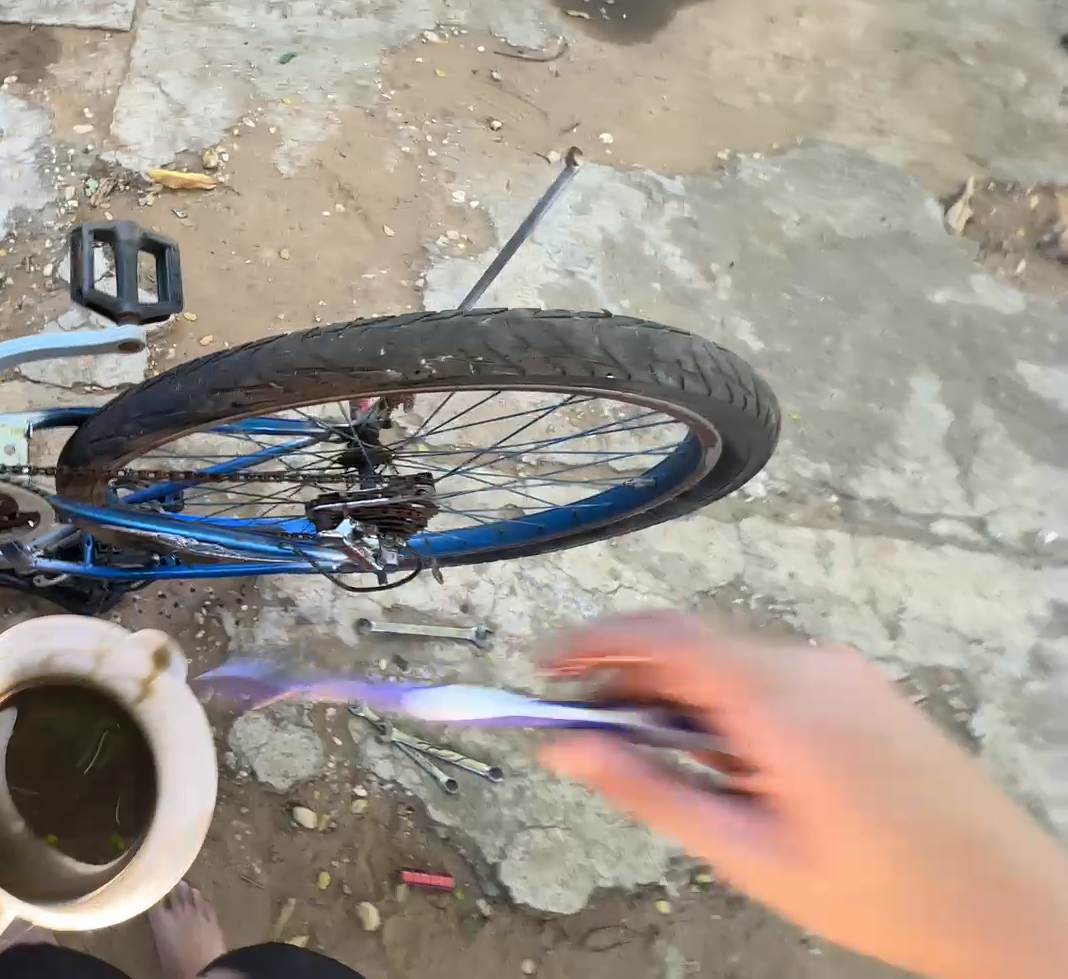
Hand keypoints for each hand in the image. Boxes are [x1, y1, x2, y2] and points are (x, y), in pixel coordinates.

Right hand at [540, 611, 1067, 978]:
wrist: (1036, 924)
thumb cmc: (886, 898)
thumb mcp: (747, 853)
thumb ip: (645, 789)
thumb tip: (559, 747)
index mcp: (783, 705)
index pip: (661, 636)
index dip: (589, 640)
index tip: (543, 666)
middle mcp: (811, 667)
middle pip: (683, 644)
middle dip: (622, 675)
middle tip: (588, 724)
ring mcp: (839, 670)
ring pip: (716, 655)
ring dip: (667, 689)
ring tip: (657, 749)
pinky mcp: (855, 682)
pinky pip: (755, 668)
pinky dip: (711, 695)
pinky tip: (717, 749)